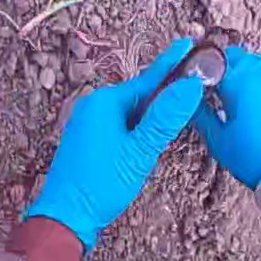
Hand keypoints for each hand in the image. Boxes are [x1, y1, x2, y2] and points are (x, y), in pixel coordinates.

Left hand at [23, 38, 206, 249]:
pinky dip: (137, 131)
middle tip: (194, 90)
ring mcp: (88, 124)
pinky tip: (148, 142)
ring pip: (130, 114)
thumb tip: (190, 86)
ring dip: (151, 120)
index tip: (189, 45)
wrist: (67, 216)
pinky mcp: (88, 140)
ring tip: (175, 121)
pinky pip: (120, 126)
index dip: (173, 66)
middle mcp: (93, 107)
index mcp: (104, 102)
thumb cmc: (100, 185)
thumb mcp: (140, 151)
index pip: (148, 80)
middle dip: (165, 99)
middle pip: (140, 96)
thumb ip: (165, 118)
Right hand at [191, 45, 260, 187]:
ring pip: (259, 67)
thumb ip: (203, 117)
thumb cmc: (257, 159)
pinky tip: (259, 107)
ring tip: (237, 99)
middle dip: (225, 68)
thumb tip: (191, 104)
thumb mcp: (220, 141)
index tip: (197, 81)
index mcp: (241, 83)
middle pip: (239, 58)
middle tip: (215, 87)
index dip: (203, 70)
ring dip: (246, 76)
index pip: (215, 62)